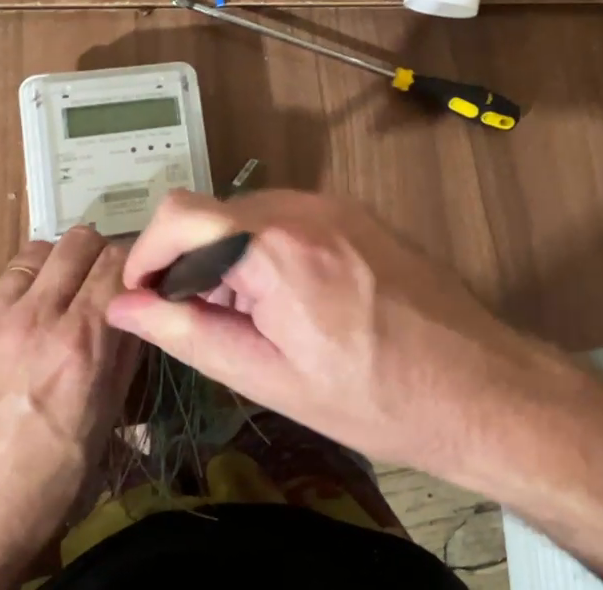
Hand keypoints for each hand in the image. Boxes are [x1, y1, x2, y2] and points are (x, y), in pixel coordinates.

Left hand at [0, 228, 139, 589]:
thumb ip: (123, 357)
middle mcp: (36, 320)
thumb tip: (136, 314)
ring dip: (57, 265)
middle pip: (77, 242)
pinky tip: (22, 333)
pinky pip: (0, 292)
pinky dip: (22, 297)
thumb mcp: (104, 424)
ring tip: (61, 294)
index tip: (138, 277)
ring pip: (35, 254)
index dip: (134, 264)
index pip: (117, 263)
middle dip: (99, 252)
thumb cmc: (48, 485)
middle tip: (102, 280)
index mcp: (80, 346)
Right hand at [106, 189, 559, 474]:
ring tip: (251, 320)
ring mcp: (335, 204)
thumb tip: (124, 307)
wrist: (479, 386)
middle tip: (202, 323)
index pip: (177, 216)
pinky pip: (288, 217)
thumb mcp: (269, 377)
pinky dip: (266, 249)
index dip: (146, 255)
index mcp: (274, 247)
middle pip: (211, 211)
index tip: (144, 300)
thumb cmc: (374, 397)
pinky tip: (290, 302)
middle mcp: (302, 207)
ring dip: (228, 256)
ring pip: (247, 213)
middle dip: (188, 261)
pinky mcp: (357, 213)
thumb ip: (189, 332)